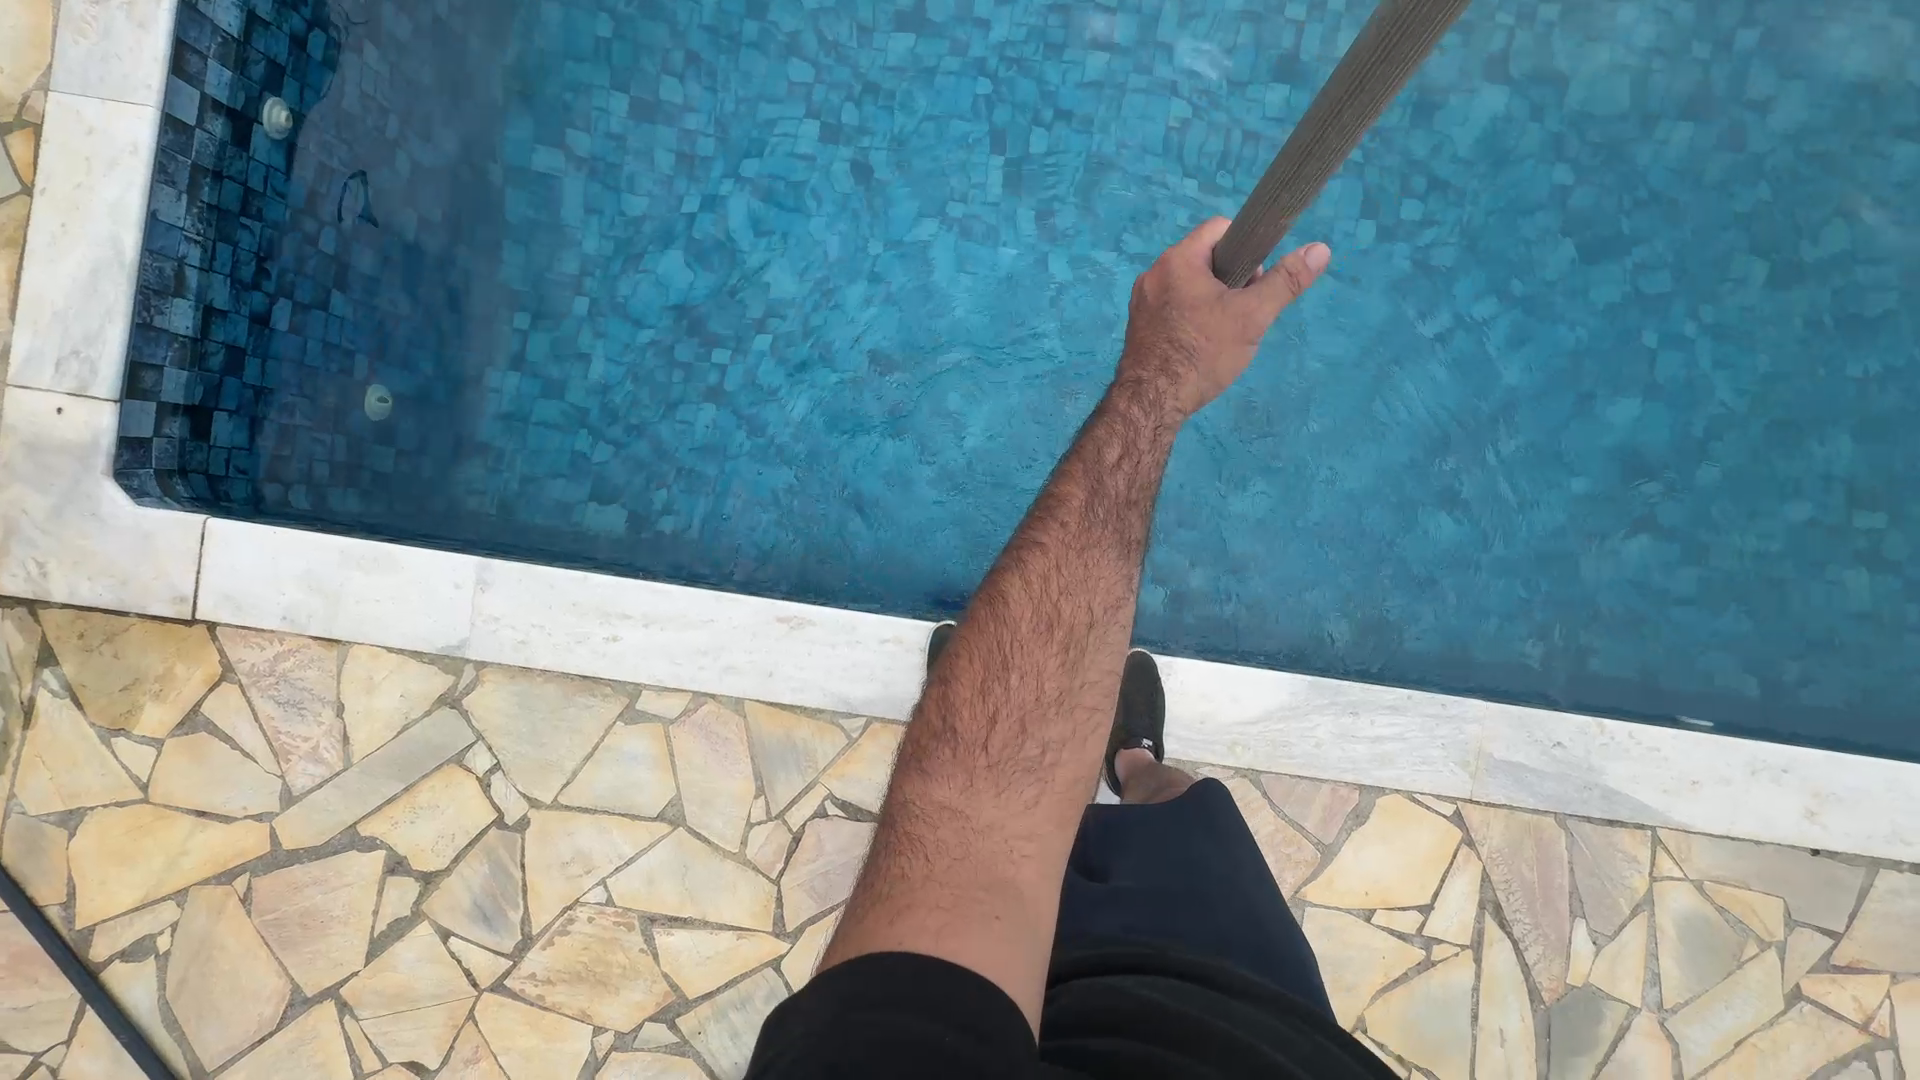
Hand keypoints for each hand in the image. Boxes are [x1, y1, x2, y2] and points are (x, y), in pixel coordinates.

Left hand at [1114, 217, 1329, 419]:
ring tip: (1223, 332)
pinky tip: (1200, 345)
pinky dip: (1190, 317)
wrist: (1152, 402)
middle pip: (1203, 258)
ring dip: (1211, 300)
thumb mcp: (1252, 316)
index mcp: (1177, 260)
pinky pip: (1171, 308)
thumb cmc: (1203, 353)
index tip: (1255, 281)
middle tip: (1242, 312)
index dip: (1246, 247)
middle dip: (1230, 278)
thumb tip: (1320, 249)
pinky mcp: (1137, 326)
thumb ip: (1286, 281)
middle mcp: (1152, 274)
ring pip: (1187, 286)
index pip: (1219, 229)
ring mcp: (1141, 302)